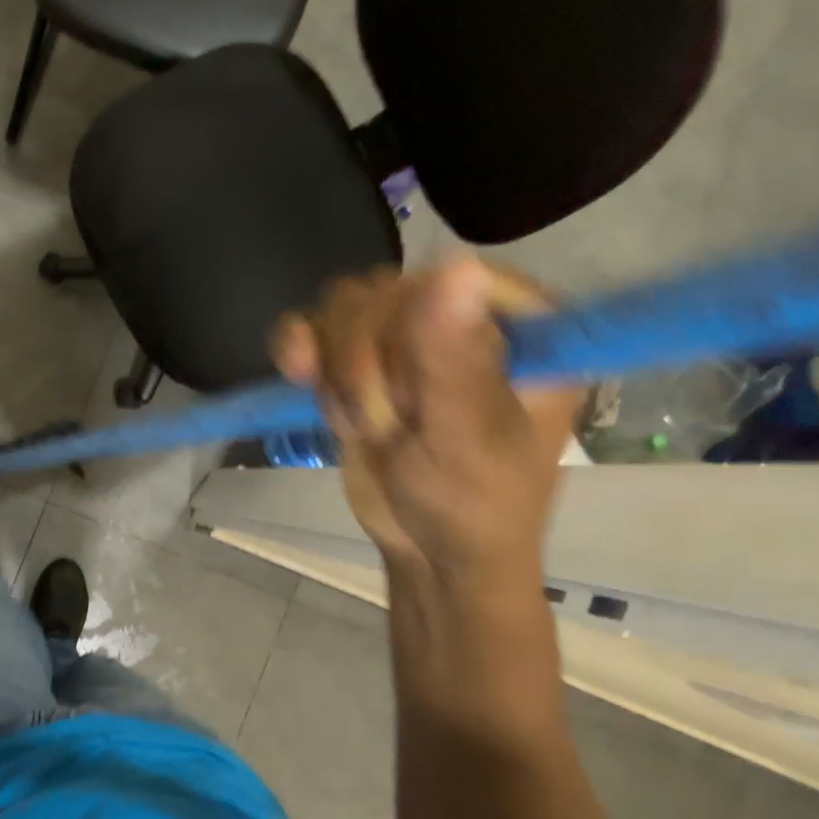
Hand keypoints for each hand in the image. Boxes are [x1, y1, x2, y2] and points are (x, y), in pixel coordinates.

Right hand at [273, 258, 582, 576]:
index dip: (414, 335)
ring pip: (344, 309)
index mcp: (519, 323)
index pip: (450, 280)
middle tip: (390, 428)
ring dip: (338, 374)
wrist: (431, 552)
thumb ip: (456, 362)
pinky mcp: (358, 360)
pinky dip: (299, 349)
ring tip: (364, 426)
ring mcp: (405, 337)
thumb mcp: (470, 442)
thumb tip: (456, 266)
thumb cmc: (475, 506)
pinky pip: (313, 325)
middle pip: (384, 293)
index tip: (416, 398)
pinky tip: (299, 375)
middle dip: (368, 368)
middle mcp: (463, 315)